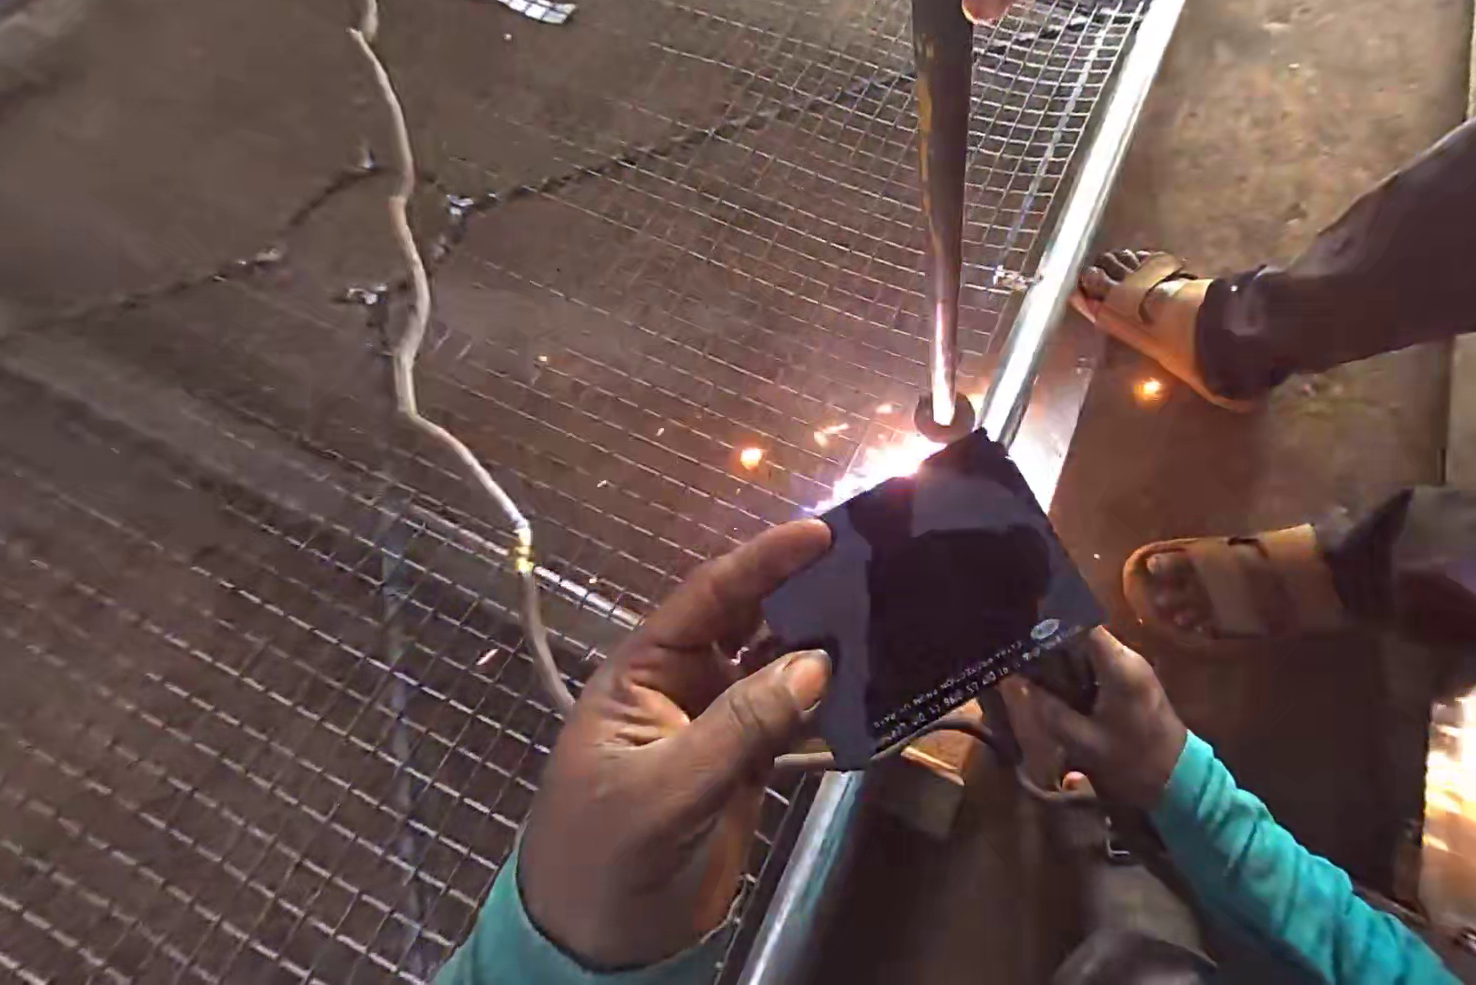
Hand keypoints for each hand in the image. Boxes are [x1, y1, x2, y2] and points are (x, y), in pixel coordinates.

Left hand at [519, 520, 833, 969]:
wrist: (598, 945)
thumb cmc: (603, 854)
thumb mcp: (663, 788)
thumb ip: (739, 725)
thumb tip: (817, 663)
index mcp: (649, 663)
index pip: (710, 593)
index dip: (763, 559)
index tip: (819, 533)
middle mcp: (687, 675)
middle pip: (749, 617)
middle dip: (799, 589)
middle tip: (861, 564)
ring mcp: (720, 714)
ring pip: (777, 663)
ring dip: (820, 643)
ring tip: (877, 615)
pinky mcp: (746, 754)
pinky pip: (792, 714)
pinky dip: (826, 702)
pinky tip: (865, 686)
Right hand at [999, 628, 1186, 807]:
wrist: (1182, 787)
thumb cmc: (1135, 762)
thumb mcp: (1084, 742)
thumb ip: (1048, 709)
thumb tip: (1011, 680)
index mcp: (1119, 667)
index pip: (1081, 623)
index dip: (1050, 619)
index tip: (1021, 624)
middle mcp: (1128, 657)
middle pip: (1080, 631)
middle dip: (1049, 639)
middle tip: (1018, 649)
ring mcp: (1132, 666)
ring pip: (1086, 644)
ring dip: (1060, 653)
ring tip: (1029, 663)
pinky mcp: (1131, 677)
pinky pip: (1095, 658)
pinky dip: (1073, 664)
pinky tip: (1055, 680)